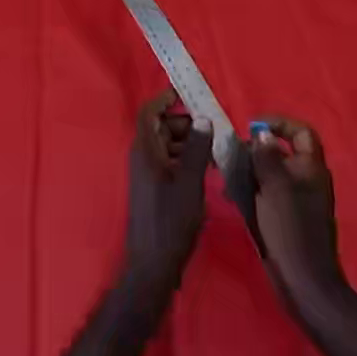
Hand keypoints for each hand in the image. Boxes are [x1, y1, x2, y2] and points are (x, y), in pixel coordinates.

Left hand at [123, 89, 212, 292]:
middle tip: (212, 127)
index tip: (186, 92)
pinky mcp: (153, 187)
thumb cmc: (171, 220)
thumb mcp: (190, 183)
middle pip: (159, 126)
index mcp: (144, 149)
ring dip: (188, 141)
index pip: (148, 111)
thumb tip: (203, 118)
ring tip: (215, 148)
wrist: (154, 263)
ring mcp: (146, 172)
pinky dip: (185, 158)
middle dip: (184, 122)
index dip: (164, 99)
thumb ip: (197, 149)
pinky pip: (168, 161)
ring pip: (166, 144)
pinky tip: (207, 167)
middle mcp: (141, 156)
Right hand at [249, 116, 346, 308]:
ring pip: (270, 172)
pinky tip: (232, 197)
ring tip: (226, 177)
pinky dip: (251, 190)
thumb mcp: (275, 185)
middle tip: (231, 154)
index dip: (278, 123)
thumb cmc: (290, 228)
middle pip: (281, 151)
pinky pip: (267, 192)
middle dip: (255, 149)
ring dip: (248, 171)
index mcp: (311, 167)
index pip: (301, 132)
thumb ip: (267, 155)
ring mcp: (297, 199)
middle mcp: (307, 179)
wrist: (303, 281)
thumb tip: (262, 133)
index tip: (252, 127)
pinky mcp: (286, 216)